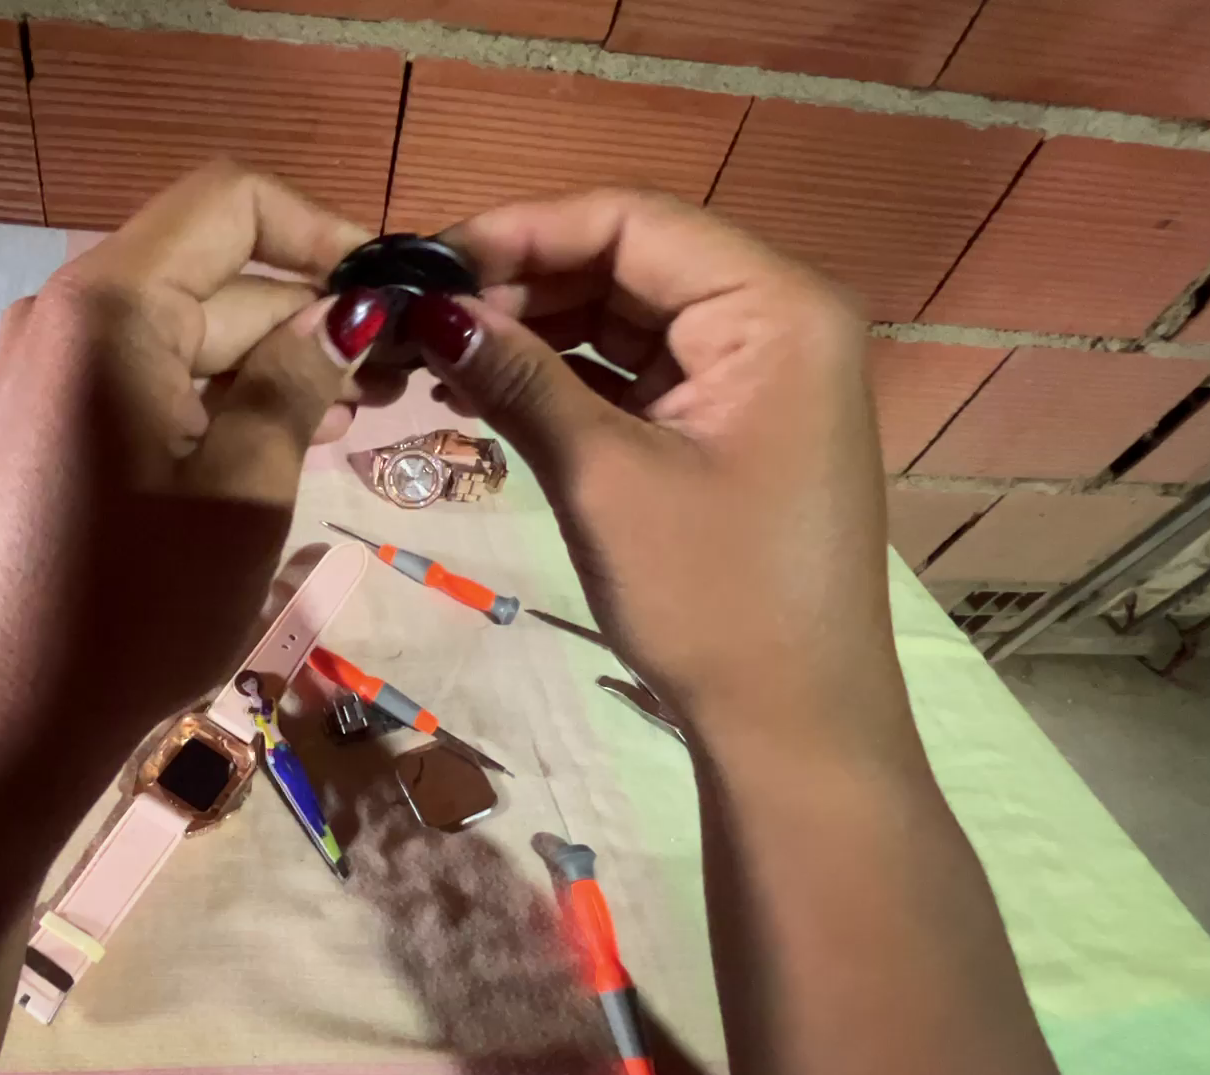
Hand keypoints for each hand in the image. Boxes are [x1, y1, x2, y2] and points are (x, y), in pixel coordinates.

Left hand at [0, 162, 394, 735]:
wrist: (21, 712)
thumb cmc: (143, 603)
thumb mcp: (247, 482)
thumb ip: (298, 375)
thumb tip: (348, 310)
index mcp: (109, 307)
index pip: (230, 203)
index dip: (322, 233)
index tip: (384, 294)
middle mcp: (66, 315)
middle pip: (213, 277)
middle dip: (307, 316)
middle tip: (391, 376)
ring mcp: (52, 371)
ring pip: (187, 334)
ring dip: (272, 363)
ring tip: (353, 412)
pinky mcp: (55, 423)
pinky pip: (153, 381)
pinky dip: (221, 397)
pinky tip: (284, 434)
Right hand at [407, 190, 898, 754]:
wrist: (785, 717)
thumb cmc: (708, 595)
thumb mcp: (601, 474)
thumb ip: (517, 378)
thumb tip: (430, 311)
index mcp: (774, 309)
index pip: (632, 222)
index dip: (523, 231)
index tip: (430, 264)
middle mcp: (770, 321)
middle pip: (626, 265)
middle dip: (521, 284)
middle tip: (425, 317)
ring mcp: (744, 375)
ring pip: (619, 321)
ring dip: (532, 333)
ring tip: (440, 354)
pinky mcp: (716, 424)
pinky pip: (626, 376)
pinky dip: (559, 379)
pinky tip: (488, 388)